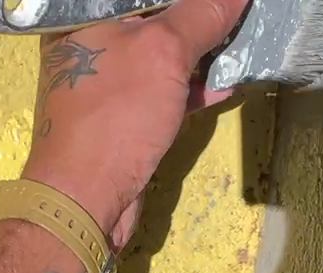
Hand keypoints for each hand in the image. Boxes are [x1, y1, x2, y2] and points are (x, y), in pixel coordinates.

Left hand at [20, 0, 249, 248]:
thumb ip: (201, 15)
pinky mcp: (122, 121)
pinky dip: (191, 89)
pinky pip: (162, 94)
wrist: (85, 202)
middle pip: (152, 19)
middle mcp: (89, 44)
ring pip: (160, 58)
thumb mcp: (164, 53)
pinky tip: (223, 83)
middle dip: (194, 17)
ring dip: (199, 52)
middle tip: (230, 11)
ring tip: (238, 39)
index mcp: (84, 15)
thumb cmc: (115, 116)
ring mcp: (105, 86)